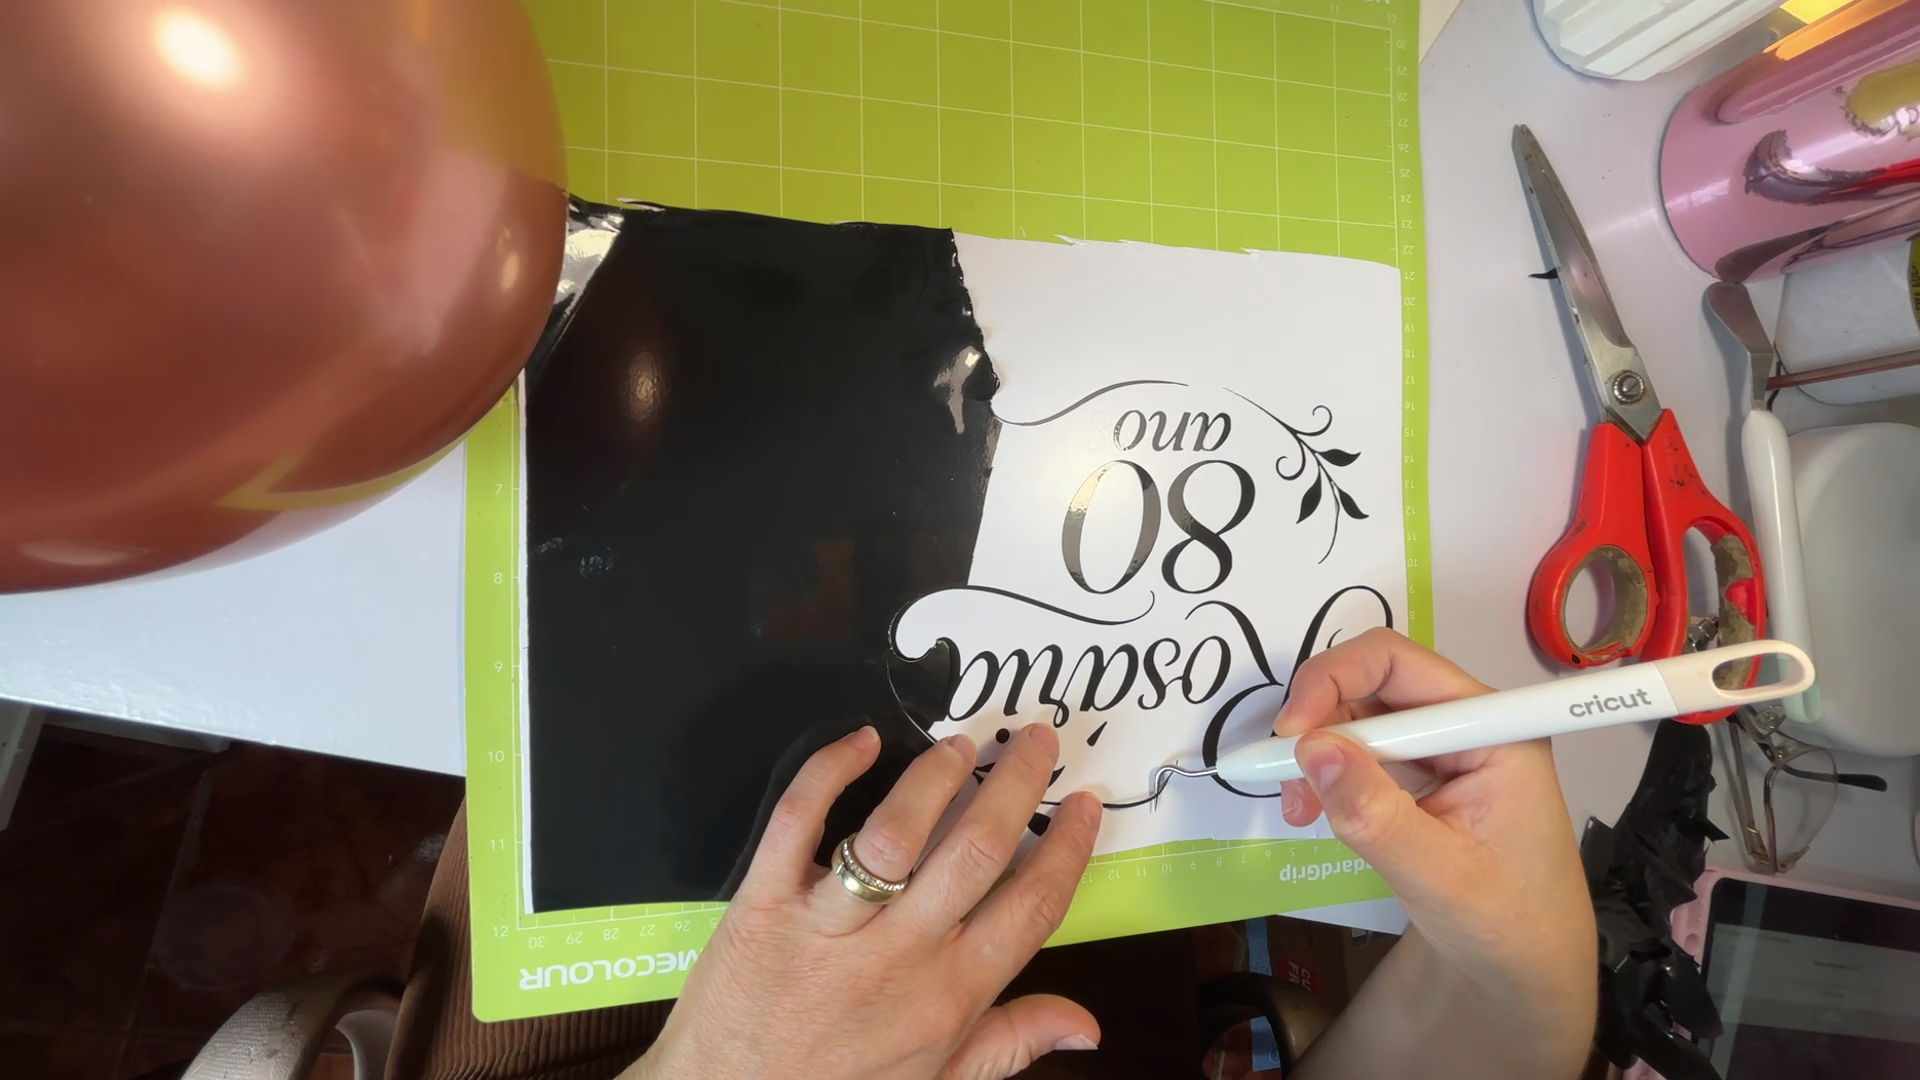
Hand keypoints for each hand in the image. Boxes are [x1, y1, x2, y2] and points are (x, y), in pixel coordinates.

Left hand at [625, 723, 1103, 1079]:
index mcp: (949, 996)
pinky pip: (798, 822)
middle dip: (1016, 785)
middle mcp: (900, 957)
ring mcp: (829, 927)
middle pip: (976, 852)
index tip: (1083, 801)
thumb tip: (1090, 1025)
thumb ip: (1011, 1044)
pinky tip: (862, 740)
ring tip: (958, 745)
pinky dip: (828, 771)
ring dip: (934, 778)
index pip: (1031, 908)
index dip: (1068, 848)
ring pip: (894, 833)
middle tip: (1035, 740)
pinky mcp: (766, 901)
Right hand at [1274, 628, 1595, 1078]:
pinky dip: (1317, 771)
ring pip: (1346, 711)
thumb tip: (1311, 750)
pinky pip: (1346, 745)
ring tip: (1298, 808)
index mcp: (1490, 730)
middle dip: (1314, 722)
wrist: (1518, 969)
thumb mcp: (1440, 878)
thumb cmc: (1505, 926)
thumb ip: (1377, 815)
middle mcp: (1457, 720)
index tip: (1292, 733)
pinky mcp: (1406, 765)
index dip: (1335, 679)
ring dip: (1309, 751)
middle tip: (1283, 776)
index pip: (1396, 663)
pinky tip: (1310, 808)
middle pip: (1363, 681)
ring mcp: (1430, 742)